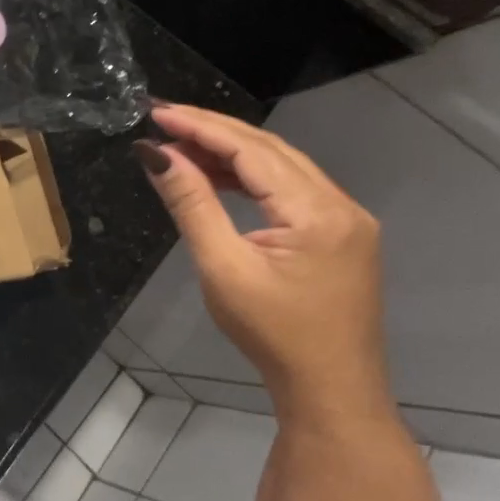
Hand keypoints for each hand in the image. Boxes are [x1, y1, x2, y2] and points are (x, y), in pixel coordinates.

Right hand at [135, 104, 388, 416]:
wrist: (329, 389)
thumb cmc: (271, 330)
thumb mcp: (221, 265)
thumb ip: (190, 201)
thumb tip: (153, 152)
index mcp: (318, 214)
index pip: (251, 151)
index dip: (200, 126)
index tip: (154, 112)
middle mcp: (341, 207)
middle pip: (269, 149)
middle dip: (212, 129)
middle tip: (159, 119)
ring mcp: (345, 220)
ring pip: (280, 164)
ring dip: (228, 150)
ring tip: (176, 145)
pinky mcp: (339, 233)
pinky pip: (289, 185)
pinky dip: (247, 173)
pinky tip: (213, 174)